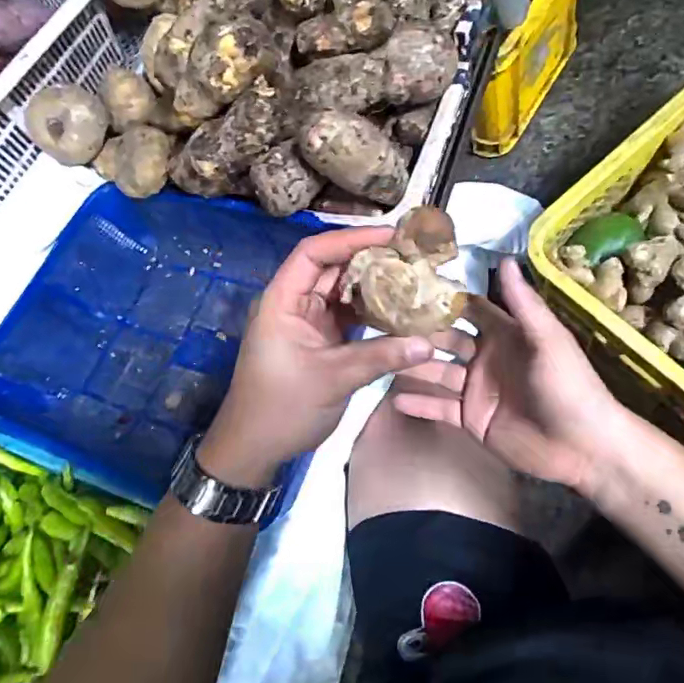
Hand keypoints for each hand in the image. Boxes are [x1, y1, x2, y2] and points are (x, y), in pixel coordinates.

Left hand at [201, 227, 435, 486]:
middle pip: (332, 267)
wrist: (256, 446)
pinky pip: (350, 314)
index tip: (392, 236)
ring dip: (375, 283)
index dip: (351, 239)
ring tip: (414, 274)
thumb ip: (379, 357)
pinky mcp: (322, 340)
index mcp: (283, 301)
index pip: (313, 253)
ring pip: (344, 290)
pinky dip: (374, 310)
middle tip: (413, 253)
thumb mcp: (332, 379)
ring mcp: (309, 321)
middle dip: (371, 257)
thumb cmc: (281, 408)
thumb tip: (428, 343)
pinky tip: (402, 307)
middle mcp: (295, 303)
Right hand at [391, 259, 623, 492]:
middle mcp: (486, 358)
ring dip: (411, 365)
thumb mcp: (548, 341)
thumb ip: (523, 304)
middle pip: (445, 340)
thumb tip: (505, 259)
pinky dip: (418, 403)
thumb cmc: (569, 387)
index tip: (411, 283)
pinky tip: (391, 397)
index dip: (445, 298)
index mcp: (506, 335)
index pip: (470, 310)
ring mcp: (476, 390)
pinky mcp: (471, 420)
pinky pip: (440, 408)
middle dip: (418, 332)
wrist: (583, 448)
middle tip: (381, 321)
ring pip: (436, 372)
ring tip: (377, 355)